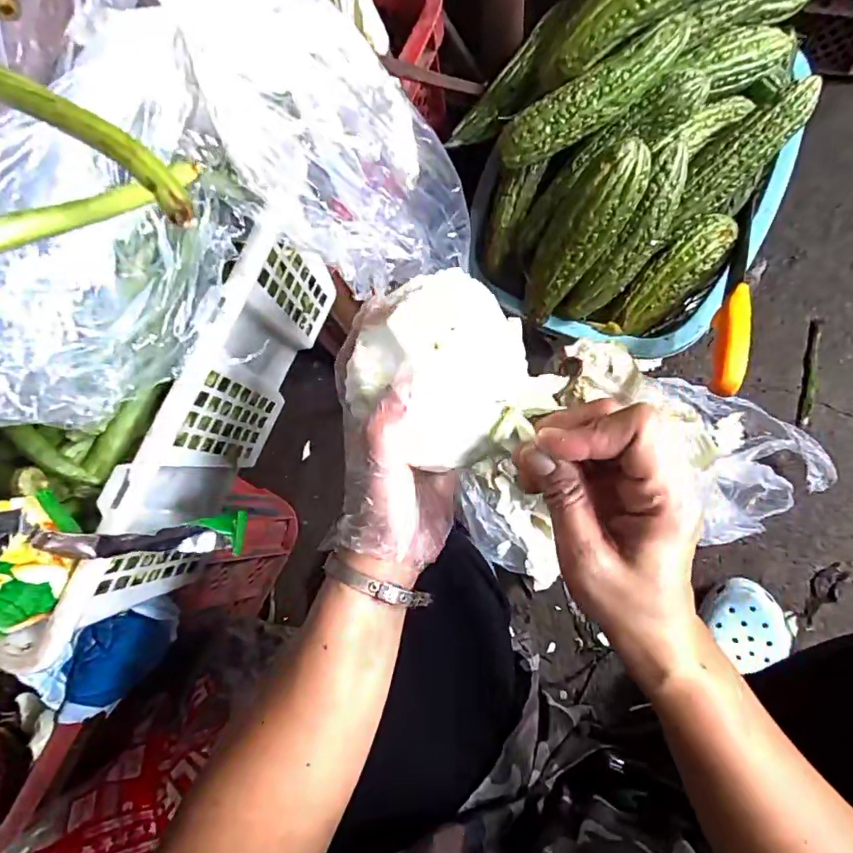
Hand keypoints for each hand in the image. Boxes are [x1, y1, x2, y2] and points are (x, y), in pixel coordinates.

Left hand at [325, 306, 455, 577]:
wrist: (400, 553)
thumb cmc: (379, 512)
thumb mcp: (377, 470)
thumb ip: (384, 429)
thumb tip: (405, 381)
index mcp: (367, 417)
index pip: (359, 363)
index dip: (366, 330)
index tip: (385, 299)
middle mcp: (392, 418)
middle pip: (398, 366)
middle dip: (412, 335)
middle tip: (438, 307)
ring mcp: (420, 433)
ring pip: (430, 389)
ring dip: (445, 362)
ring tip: (469, 333)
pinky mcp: (446, 451)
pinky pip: (460, 418)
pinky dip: (472, 398)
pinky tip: (493, 382)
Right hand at [514, 400, 706, 691]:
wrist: (653, 631)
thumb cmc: (627, 606)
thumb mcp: (586, 558)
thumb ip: (564, 499)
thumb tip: (534, 451)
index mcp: (669, 495)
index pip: (640, 428)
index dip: (590, 430)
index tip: (546, 450)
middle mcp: (666, 475)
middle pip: (622, 419)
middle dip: (572, 428)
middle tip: (532, 454)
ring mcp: (649, 477)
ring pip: (607, 430)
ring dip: (564, 441)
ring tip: (532, 467)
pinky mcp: (631, 484)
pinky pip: (598, 453)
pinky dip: (566, 457)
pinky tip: (543, 477)